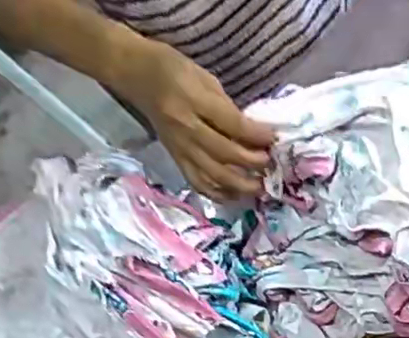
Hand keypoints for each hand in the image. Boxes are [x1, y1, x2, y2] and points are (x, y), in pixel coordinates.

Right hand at [109, 37, 271, 200]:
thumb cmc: (173, 70)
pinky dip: (220, 195)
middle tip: (270, 164)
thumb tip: (253, 134)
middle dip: (253, 162)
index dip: (257, 135)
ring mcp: (180, 149)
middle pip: (226, 154)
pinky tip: (236, 195)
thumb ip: (227, 107)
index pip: (232, 124)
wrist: (135, 75)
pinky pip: (200, 185)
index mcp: (193, 100)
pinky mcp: (177, 161)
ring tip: (260, 186)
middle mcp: (186, 129)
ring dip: (242, 185)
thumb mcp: (203, 77)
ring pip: (215, 176)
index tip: (274, 139)